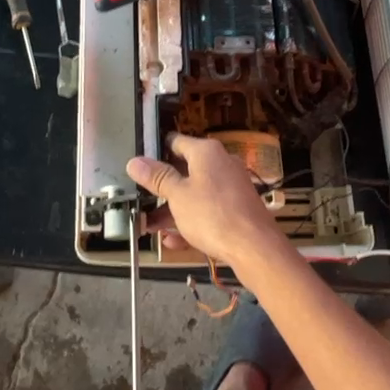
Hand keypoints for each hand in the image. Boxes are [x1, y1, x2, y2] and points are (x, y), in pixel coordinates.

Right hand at [128, 135, 286, 271]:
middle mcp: (221, 164)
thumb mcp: (177, 195)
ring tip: (150, 226)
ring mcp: (231, 187)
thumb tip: (135, 161)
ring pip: (195, 194)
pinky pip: (208, 212)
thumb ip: (157, 178)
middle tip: (140, 201)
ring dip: (172, 210)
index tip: (138, 166)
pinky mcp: (236, 209)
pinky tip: (173, 241)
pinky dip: (190, 222)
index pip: (176, 142)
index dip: (156, 152)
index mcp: (207, 152)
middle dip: (162, 189)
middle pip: (185, 171)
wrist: (255, 247)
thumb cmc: (212, 214)